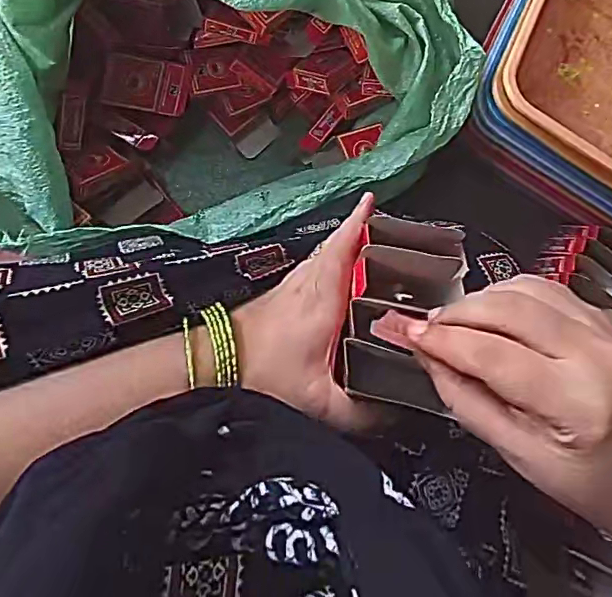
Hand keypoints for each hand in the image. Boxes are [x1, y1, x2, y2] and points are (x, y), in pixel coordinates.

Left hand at [233, 192, 376, 431]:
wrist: (216, 365)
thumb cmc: (263, 377)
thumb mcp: (319, 403)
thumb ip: (361, 411)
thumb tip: (395, 412)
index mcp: (320, 301)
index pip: (341, 250)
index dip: (357, 223)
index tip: (370, 199)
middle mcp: (307, 285)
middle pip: (336, 245)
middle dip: (361, 227)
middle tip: (386, 219)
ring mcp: (292, 286)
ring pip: (324, 253)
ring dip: (345, 240)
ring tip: (370, 237)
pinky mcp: (283, 293)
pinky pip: (315, 265)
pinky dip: (331, 256)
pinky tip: (339, 268)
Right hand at [373, 275, 611, 541]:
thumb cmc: (600, 484)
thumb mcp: (526, 459)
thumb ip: (471, 404)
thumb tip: (429, 359)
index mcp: (580, 401)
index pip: (494, 355)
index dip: (442, 340)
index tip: (405, 331)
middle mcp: (595, 352)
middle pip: (506, 308)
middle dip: (456, 313)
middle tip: (424, 326)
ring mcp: (602, 327)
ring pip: (522, 288)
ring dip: (479, 300)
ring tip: (454, 323)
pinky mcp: (600, 315)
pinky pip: (542, 287)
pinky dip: (507, 294)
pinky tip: (491, 313)